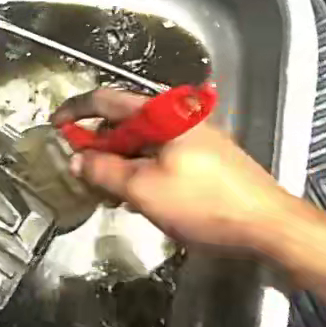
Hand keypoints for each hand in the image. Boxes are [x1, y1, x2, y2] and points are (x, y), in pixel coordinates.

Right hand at [52, 88, 302, 252]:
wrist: (270, 227)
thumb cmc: (204, 204)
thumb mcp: (144, 189)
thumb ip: (104, 170)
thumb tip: (76, 158)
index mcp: (163, 114)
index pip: (107, 100)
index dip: (76, 110)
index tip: (55, 124)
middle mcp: (178, 118)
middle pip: (125, 121)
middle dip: (97, 142)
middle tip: (78, 168)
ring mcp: (194, 138)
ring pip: (143, 141)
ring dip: (119, 160)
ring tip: (105, 189)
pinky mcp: (205, 159)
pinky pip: (161, 155)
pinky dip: (140, 169)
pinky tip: (136, 196)